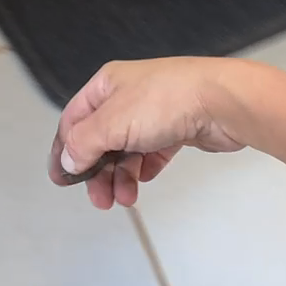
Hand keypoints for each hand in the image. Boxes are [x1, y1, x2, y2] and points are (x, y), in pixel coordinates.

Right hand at [50, 57, 254, 208]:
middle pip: (100, 139)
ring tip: (127, 197)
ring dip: (121, 176)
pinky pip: (151, 153)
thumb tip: (67, 160)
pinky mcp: (175, 127)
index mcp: (107, 85)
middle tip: (100, 199)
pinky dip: (145, 168)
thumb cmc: (167, 100)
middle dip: (97, 171)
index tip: (62, 178)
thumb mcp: (113, 122)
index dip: (65, 150)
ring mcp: (152, 112)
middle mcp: (127, 96)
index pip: (74, 120)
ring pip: (126, 150)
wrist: (223, 101)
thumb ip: (84, 143)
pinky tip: (147, 178)